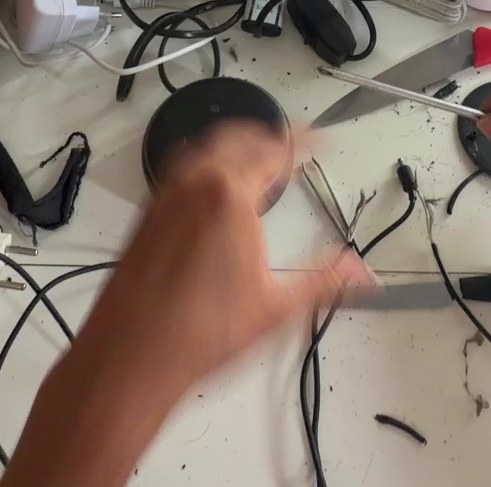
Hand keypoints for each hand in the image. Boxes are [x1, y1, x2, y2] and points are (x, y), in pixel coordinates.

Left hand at [3, 121, 375, 486]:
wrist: (130, 356)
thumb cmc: (194, 333)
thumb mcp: (276, 308)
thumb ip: (326, 282)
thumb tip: (360, 273)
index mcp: (231, 195)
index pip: (277, 151)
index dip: (304, 141)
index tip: (319, 137)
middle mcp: (196, 183)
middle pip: (238, 137)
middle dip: (268, 135)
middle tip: (289, 141)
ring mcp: (167, 194)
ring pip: (205, 145)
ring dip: (233, 141)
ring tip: (252, 151)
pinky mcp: (147, 211)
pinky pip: (179, 165)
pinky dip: (203, 159)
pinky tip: (208, 182)